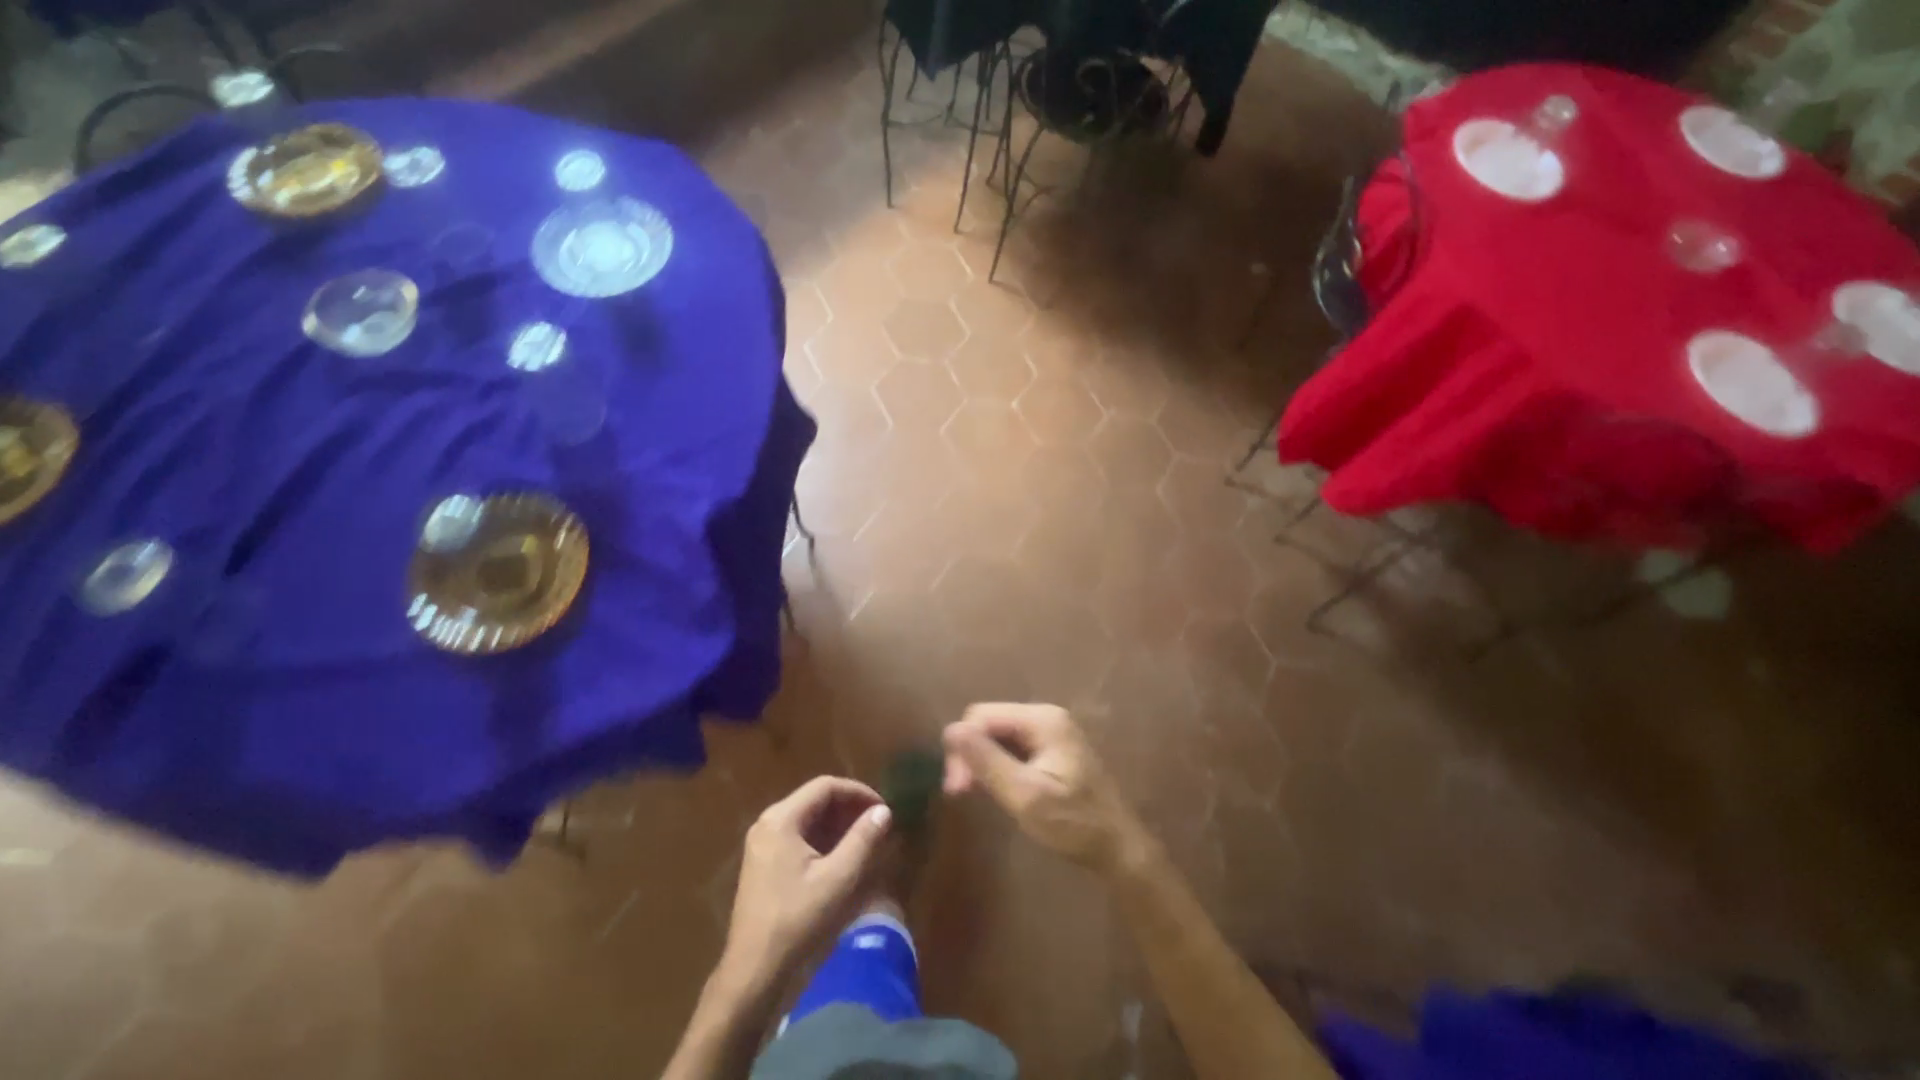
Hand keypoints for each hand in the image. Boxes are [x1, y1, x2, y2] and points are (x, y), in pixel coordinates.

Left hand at [721, 777, 891, 985]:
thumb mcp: (838, 879)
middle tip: (879, 825)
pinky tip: (843, 859)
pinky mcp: (763, 864)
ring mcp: (762, 844)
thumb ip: (863, 840)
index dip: (859, 792)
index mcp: (781, 820)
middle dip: (850, 809)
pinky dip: (824, 841)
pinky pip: (798, 838)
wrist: (755, 968)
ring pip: (807, 820)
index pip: (825, 787)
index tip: (884, 809)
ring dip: (838, 825)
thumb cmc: (798, 920)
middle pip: (815, 801)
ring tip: (867, 841)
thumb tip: (883, 811)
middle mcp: (767, 824)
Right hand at [942, 703, 1143, 873]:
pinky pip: (1013, 748)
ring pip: (999, 736)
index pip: (980, 716)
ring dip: (982, 762)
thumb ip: (987, 761)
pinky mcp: (1052, 751)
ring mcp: (1051, 733)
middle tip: (962, 794)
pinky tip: (996, 790)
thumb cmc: (1074, 824)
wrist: (1118, 848)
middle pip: (989, 723)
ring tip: (976, 794)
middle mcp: (1046, 717)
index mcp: (1042, 720)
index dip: (961, 747)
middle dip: (970, 754)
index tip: (956, 788)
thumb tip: (951, 730)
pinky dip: (999, 767)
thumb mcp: (1025, 795)